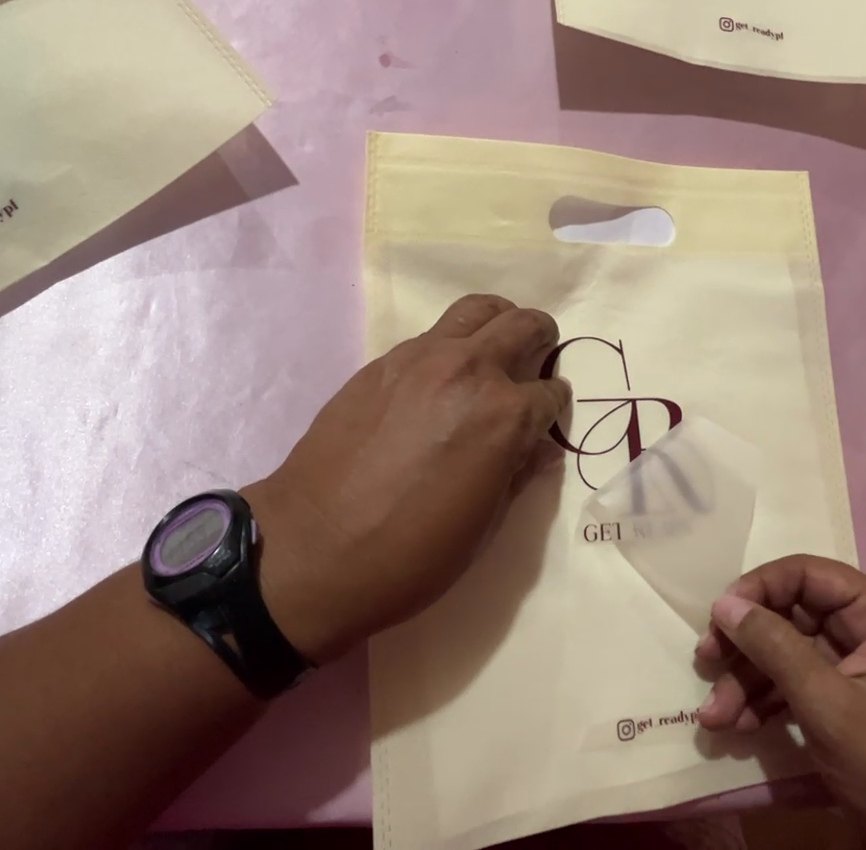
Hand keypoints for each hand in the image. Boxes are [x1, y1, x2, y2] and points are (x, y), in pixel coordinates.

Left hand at [245, 294, 569, 662]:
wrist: (311, 549)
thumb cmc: (410, 555)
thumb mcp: (482, 527)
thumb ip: (517, 474)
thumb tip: (539, 447)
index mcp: (504, 416)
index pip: (551, 393)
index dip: (554, 408)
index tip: (546, 419)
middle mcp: (469, 372)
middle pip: (523, 326)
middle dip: (540, 340)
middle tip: (534, 362)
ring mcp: (421, 359)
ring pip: (476, 310)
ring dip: (496, 324)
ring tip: (492, 351)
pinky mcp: (382, 362)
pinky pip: (431, 335)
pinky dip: (450, 346)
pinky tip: (438, 381)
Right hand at [695, 556, 865, 849]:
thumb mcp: (830, 707)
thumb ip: (775, 648)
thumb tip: (723, 603)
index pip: (806, 574)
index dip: (758, 587)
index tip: (718, 617)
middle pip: (787, 610)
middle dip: (744, 642)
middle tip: (705, 660)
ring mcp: (852, 661)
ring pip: (781, 647)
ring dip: (744, 678)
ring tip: (714, 715)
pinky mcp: (838, 694)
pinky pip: (788, 678)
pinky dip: (759, 698)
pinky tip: (734, 724)